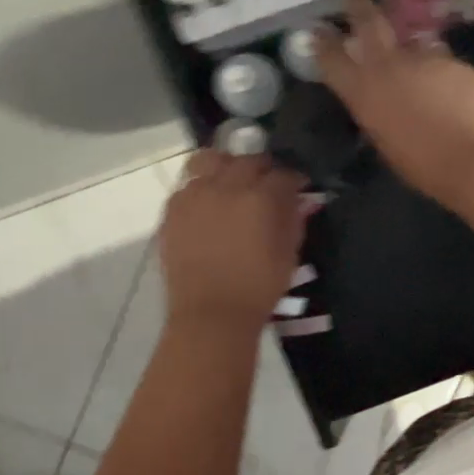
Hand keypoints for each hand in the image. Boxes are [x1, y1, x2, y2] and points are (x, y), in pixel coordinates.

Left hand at [159, 150, 308, 327]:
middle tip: (269, 184)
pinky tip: (210, 204)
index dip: (295, 179)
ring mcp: (194, 195)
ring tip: (232, 181)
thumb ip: (295, 220)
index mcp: (261, 199)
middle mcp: (226, 187)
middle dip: (263, 169)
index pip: (283, 174)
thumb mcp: (289, 256)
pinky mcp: (172, 209)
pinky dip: (203, 186)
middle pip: (247, 161)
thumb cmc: (259, 289)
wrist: (211, 314)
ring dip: (227, 166)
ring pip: (210, 160)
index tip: (299, 188)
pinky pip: (189, 184)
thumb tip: (302, 200)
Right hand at [314, 0, 473, 200]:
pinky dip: (447, 78)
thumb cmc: (427, 168)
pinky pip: (446, 65)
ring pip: (415, 46)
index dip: (323, 43)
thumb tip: (384, 102)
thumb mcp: (388, 144)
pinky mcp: (458, 63)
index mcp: (365, 92)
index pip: (332, 58)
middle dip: (358, 7)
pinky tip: (458, 98)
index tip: (318, 31)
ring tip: (425, 75)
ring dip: (415, 56)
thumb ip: (380, 114)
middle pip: (368, 22)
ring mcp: (427, 59)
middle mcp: (391, 66)